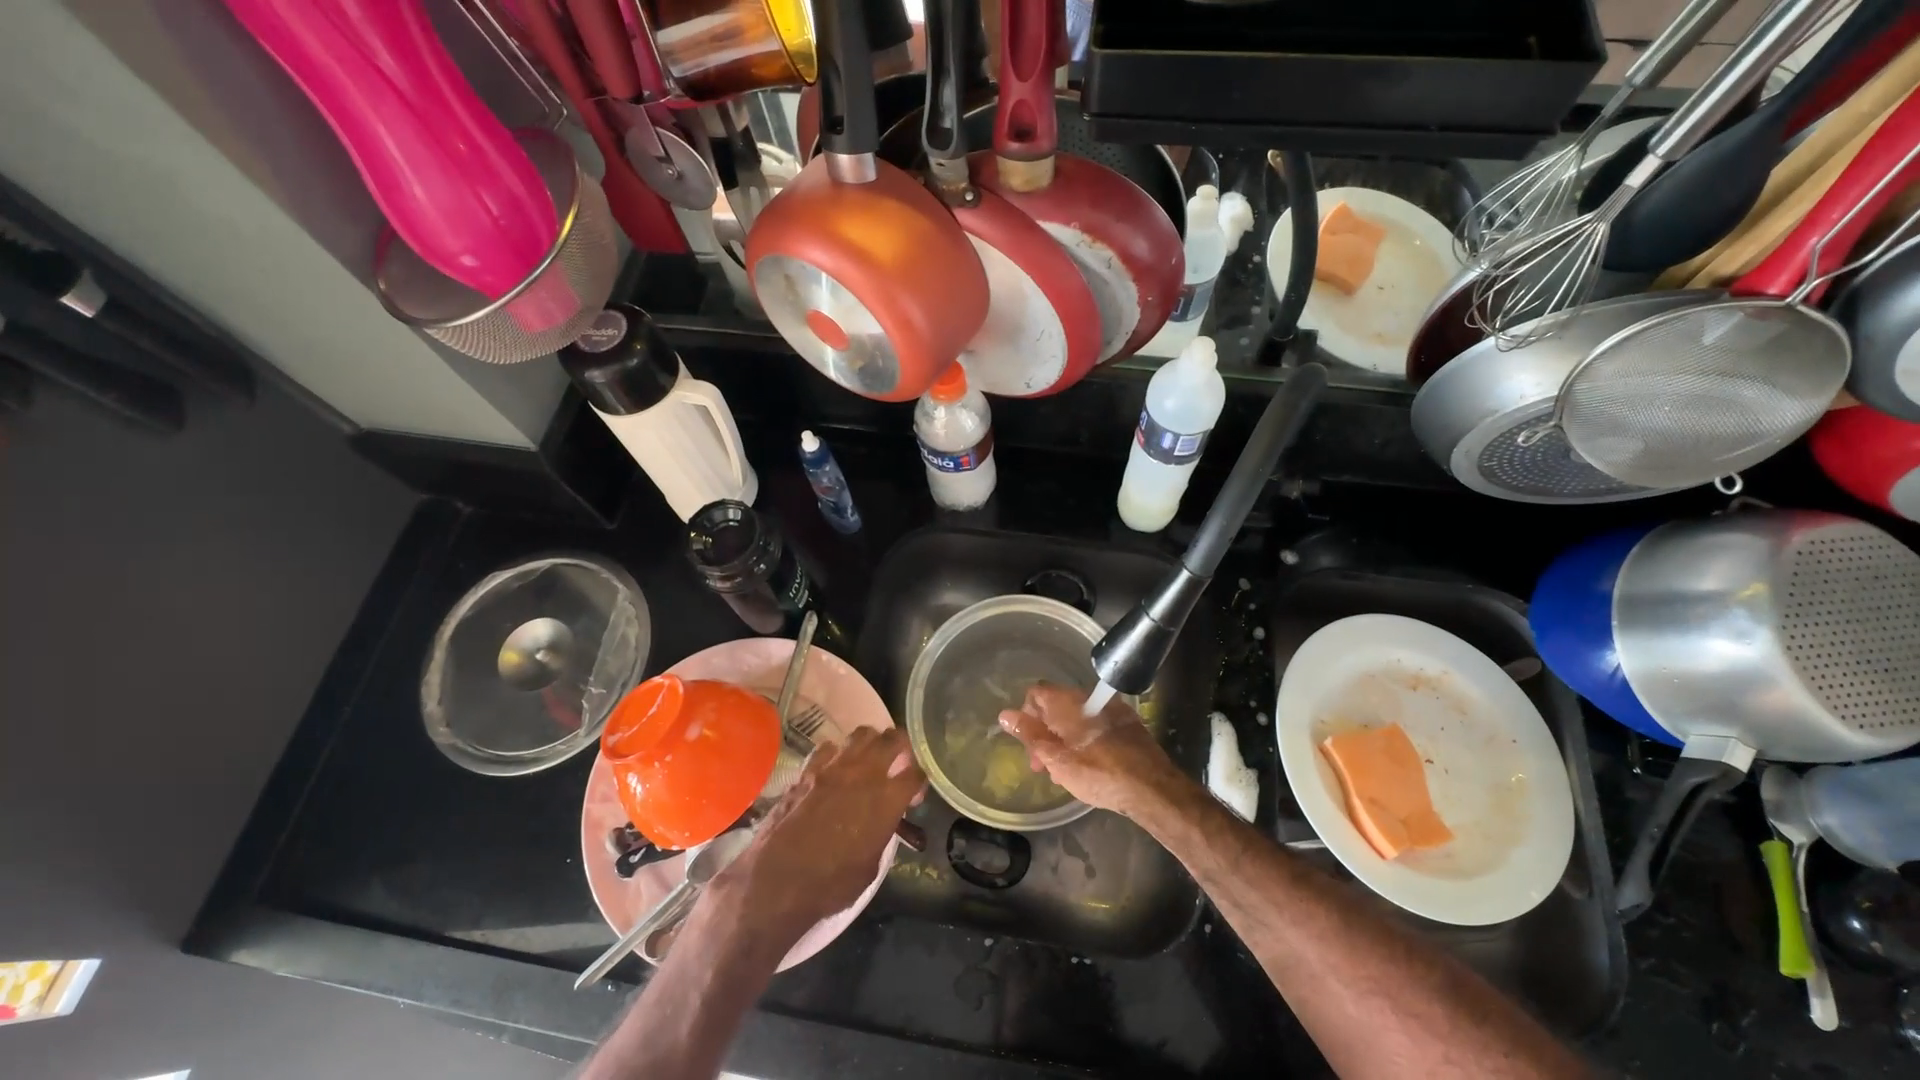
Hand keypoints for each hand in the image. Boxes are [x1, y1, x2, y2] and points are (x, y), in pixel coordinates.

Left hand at [716, 727, 924, 935]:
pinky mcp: (807, 771)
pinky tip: (833, 770)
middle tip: (897, 764)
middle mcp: (864, 774)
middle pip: (893, 739)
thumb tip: (880, 825)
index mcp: (887, 799)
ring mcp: (833, 768)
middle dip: (901, 748)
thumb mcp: (871, 866)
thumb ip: (882, 834)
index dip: (918, 783)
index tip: (912, 797)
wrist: (778, 880)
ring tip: (867, 761)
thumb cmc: (832, 884)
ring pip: (862, 734)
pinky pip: (828, 749)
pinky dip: (837, 755)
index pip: (916, 773)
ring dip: (870, 744)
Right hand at [997, 683, 1180, 818]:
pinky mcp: (1128, 726)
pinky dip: (1085, 742)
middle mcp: (1091, 699)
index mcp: (1070, 702)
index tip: (1028, 744)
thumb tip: (1006, 714)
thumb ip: (1030, 735)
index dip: (1026, 716)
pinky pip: (1097, 727)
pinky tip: (1088, 768)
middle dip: (1045, 733)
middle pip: (1057, 706)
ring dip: (1064, 740)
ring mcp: (1112, 711)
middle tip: (1042, 765)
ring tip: (1064, 772)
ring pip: (1077, 719)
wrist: (1151, 788)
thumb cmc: (1098, 773)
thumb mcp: (1056, 759)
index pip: (1037, 693)